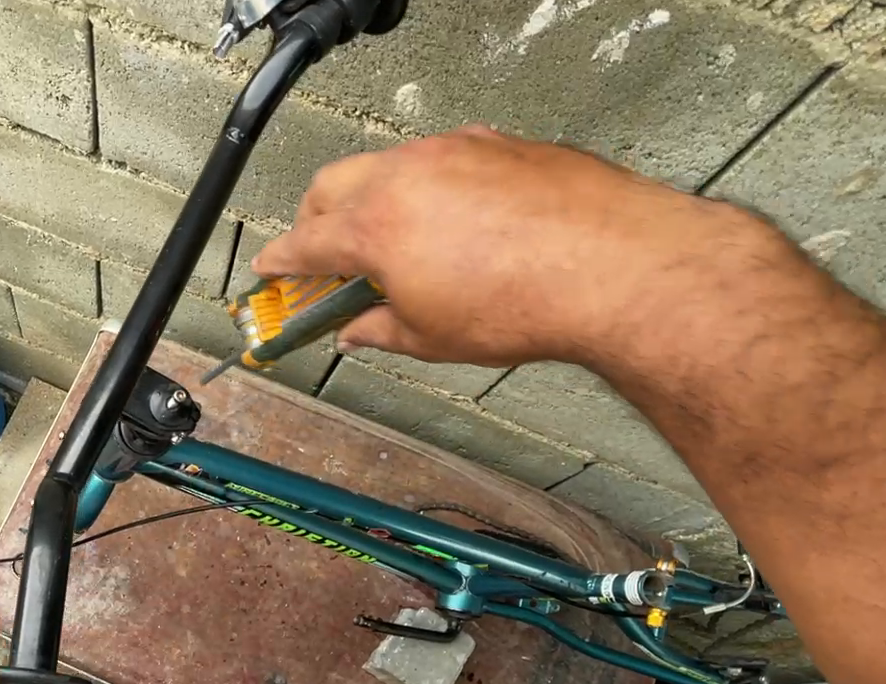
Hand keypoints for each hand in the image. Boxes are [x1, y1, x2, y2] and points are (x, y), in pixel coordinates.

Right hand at [252, 127, 791, 369]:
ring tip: (389, 244)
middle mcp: (406, 177)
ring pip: (383, 167)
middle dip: (313, 220)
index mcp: (374, 226)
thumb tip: (357, 330)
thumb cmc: (524, 302)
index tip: (269, 268)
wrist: (616, 267)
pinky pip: (436, 160)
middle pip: (329, 186)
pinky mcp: (494, 144)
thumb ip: (377, 328)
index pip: (302, 241)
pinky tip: (443, 223)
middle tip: (322, 257)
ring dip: (368, 201)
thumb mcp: (428, 336)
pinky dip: (420, 189)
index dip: (278, 261)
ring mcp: (452, 152)